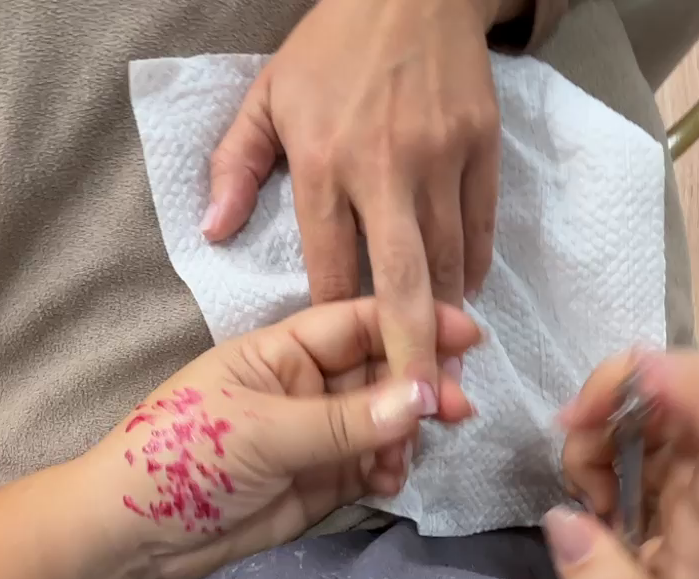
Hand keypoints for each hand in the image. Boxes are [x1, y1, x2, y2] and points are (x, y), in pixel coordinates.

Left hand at [94, 298, 481, 578]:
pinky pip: (369, 467)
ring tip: (404, 458)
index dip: (410, 324)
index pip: (356, 324)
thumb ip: (343, 420)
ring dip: (404, 436)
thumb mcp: (261, 431)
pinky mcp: (319, 483)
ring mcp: (314, 437)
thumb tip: (424, 397)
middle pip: (379, 373)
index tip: (467, 336)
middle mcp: (304, 388)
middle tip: (458, 409)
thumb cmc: (180, 461)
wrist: (137, 540)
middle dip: (419, 387)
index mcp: (279, 352)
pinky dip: (387, 471)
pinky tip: (389, 481)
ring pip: (381, 422)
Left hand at [203, 0, 515, 414]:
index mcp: (323, 166)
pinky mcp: (484, 148)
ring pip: (447, 262)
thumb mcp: (267, 96)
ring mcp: (441, 159)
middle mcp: (384, 170)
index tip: (351, 383)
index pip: (331, 272)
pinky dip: (474, 268)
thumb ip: (235, 167)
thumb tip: (214, 234)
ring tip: (445, 373)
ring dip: (446, 325)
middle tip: (420, 410)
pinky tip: (465, 300)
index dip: (342, 333)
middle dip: (411, 355)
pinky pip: (481, 226)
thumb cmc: (330, 48)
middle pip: (400, 283)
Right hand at [543, 349, 698, 578]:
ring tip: (595, 496)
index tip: (641, 377)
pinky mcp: (687, 435)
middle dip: (612, 394)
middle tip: (574, 447)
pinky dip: (600, 434)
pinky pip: (634, 404)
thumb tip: (560, 517)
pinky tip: (603, 484)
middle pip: (688, 374)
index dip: (696, 390)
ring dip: (597, 427)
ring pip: (647, 384)